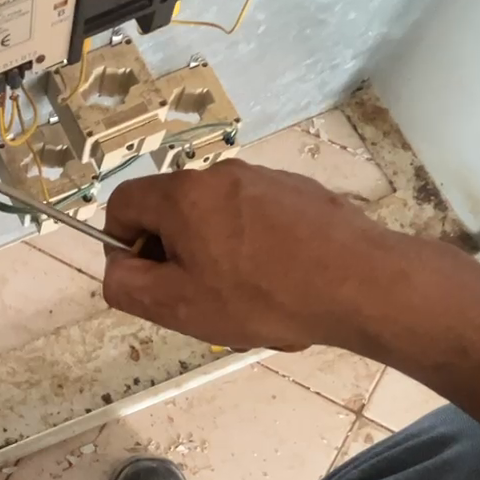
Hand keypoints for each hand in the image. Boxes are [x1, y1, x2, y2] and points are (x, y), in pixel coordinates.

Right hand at [102, 160, 404, 350]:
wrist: (362, 284)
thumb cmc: (258, 297)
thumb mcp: (174, 305)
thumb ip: (125, 286)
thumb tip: (117, 268)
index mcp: (183, 195)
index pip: (122, 204)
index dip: (120, 245)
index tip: (145, 280)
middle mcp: (220, 174)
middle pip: (169, 212)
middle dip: (169, 255)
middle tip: (192, 297)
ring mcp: (264, 179)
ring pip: (212, 220)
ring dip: (210, 256)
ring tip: (239, 299)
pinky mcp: (300, 192)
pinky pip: (253, 221)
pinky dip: (249, 251)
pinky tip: (274, 286)